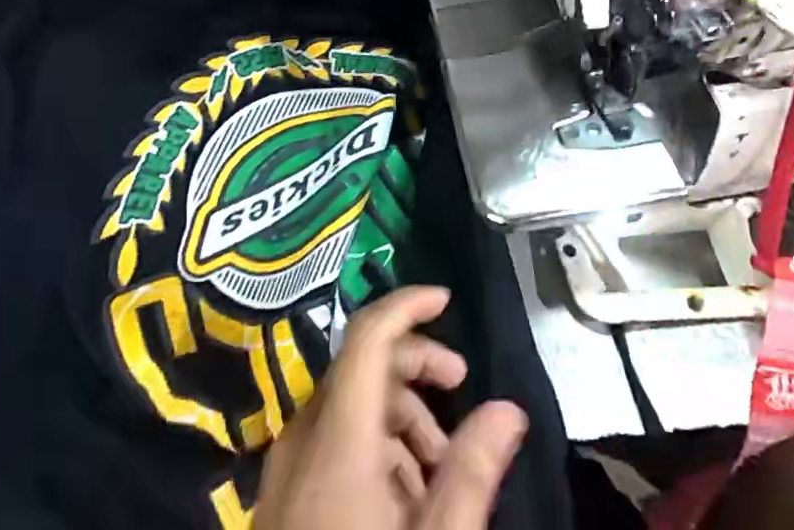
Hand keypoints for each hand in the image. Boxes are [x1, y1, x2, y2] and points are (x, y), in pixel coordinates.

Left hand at [255, 286, 528, 529]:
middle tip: (462, 389)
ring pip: (350, 405)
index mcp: (337, 436)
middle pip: (362, 367)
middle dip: (418, 368)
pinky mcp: (283, 493)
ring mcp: (287, 465)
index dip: (406, 305)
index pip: (367, 337)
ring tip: (441, 466)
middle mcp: (304, 434)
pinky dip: (374, 444)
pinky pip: (333, 440)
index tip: (447, 299)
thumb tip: (510, 409)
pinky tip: (404, 494)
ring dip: (401, 415)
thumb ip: (473, 471)